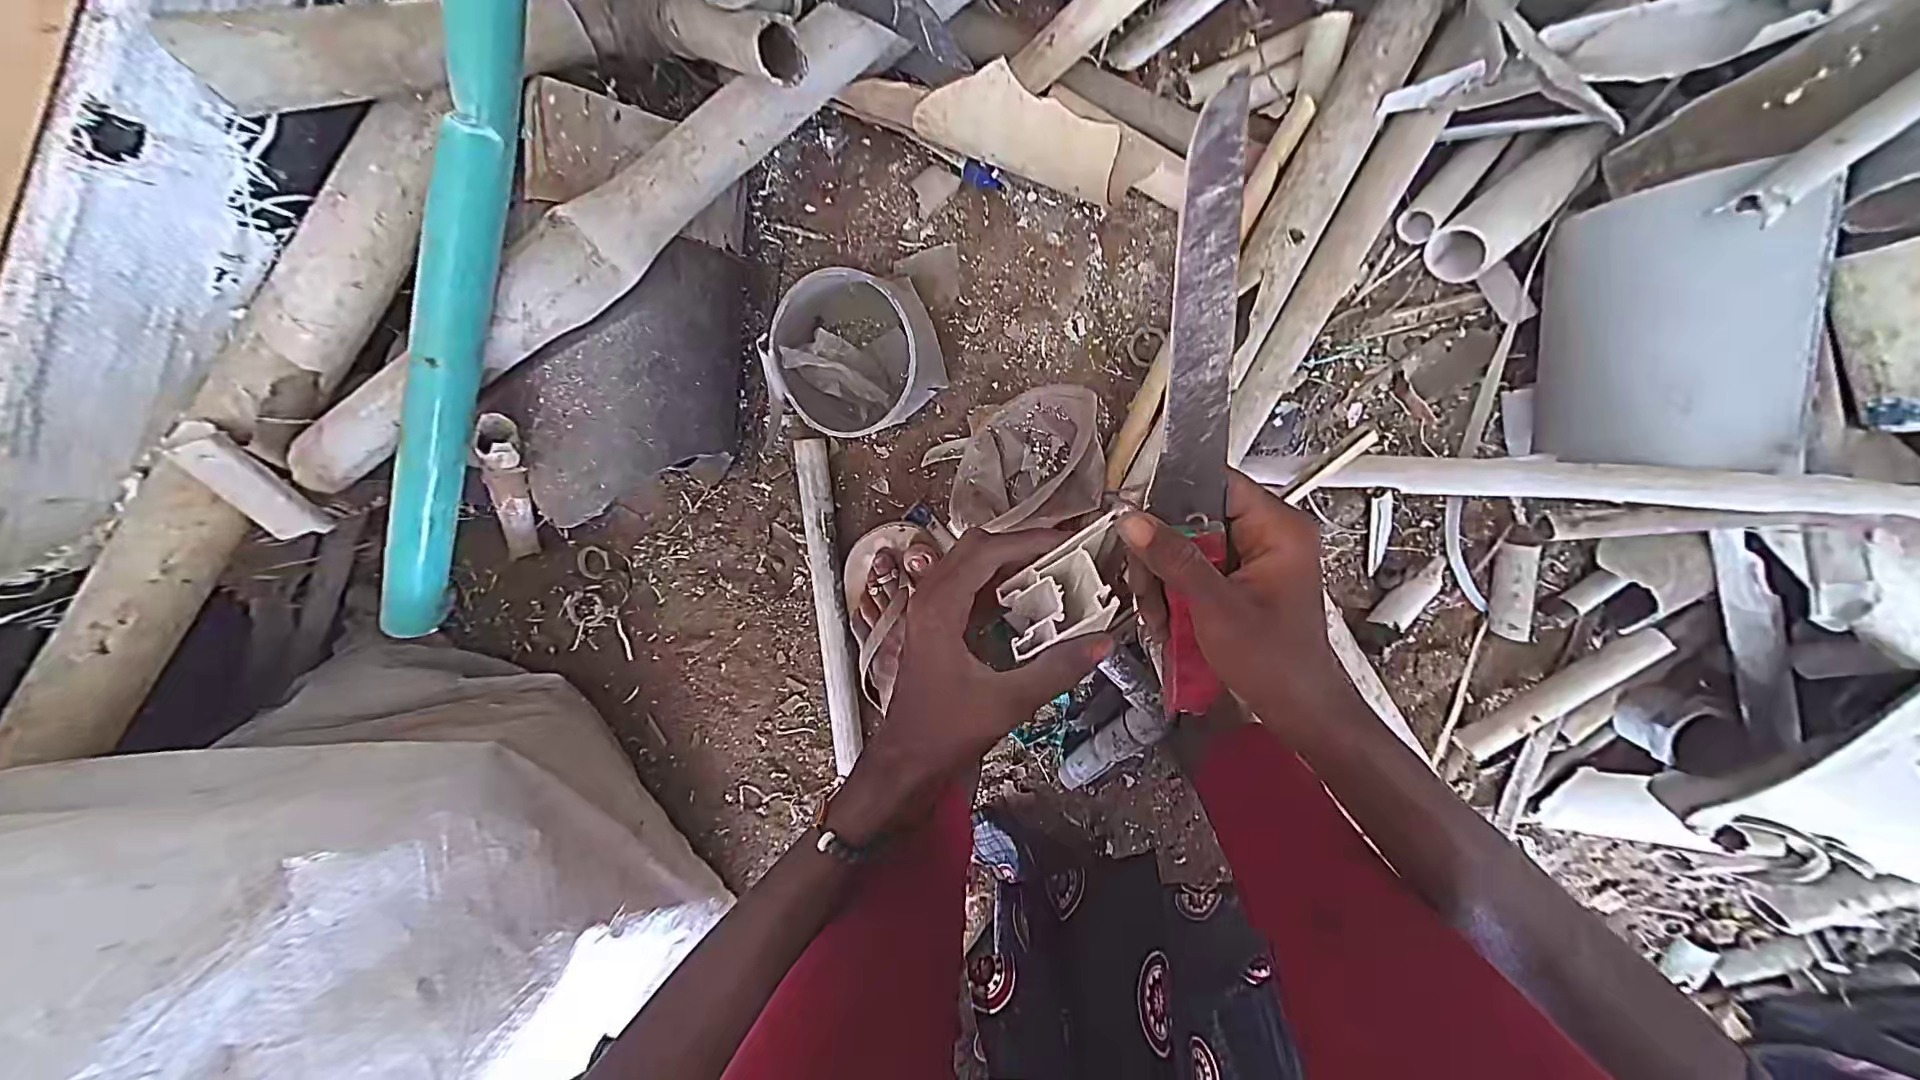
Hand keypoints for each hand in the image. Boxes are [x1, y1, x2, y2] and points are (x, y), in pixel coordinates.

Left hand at [830, 527, 1112, 842]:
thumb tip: (1100, 642)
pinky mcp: (932, 625)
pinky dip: (995, 585)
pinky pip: (965, 587)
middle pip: (975, 549)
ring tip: (1050, 572)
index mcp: (940, 608)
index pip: (986, 552)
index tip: (1067, 542)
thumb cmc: (945, 732)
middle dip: (1020, 546)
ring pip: (968, 565)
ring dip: (1007, 564)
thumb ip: (1057, 669)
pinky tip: (1023, 601)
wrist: (906, 760)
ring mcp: (926, 611)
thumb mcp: (1008, 701)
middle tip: (1063, 555)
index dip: (1030, 541)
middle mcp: (928, 600)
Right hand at [1119, 470, 1348, 726]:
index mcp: (1278, 529)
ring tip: (1162, 612)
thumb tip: (1136, 522)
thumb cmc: (1278, 664)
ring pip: (1185, 546)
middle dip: (1162, 554)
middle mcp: (1266, 537)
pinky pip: (1190, 569)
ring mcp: (1249, 559)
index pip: (1217, 483)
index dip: (1173, 496)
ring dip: (1163, 579)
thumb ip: (1174, 560)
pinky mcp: (1235, 579)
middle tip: (1152, 587)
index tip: (1140, 520)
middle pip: (1192, 517)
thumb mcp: (1217, 607)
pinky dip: (1173, 592)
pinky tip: (1170, 617)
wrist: (1297, 709)